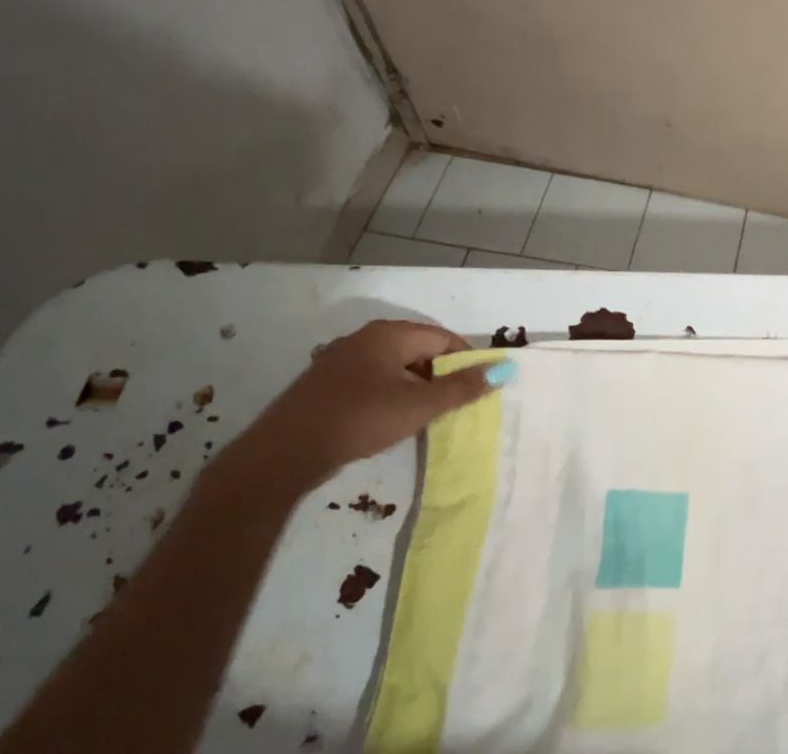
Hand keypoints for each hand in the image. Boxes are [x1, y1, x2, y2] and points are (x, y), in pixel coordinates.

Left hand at [229, 320, 507, 491]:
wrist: (284, 453)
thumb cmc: (360, 419)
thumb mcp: (419, 406)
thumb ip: (462, 387)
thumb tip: (503, 369)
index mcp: (389, 334)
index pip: (443, 338)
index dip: (466, 360)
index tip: (479, 387)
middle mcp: (365, 337)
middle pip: (419, 349)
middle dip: (442, 374)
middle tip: (456, 404)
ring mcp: (341, 359)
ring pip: (395, 366)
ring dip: (416, 386)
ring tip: (427, 414)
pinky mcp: (326, 383)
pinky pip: (372, 379)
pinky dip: (391, 393)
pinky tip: (392, 419)